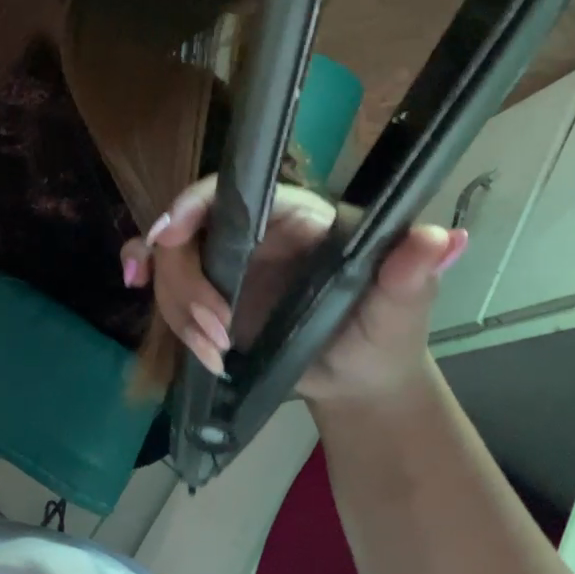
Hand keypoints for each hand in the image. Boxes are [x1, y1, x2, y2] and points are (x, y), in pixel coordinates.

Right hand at [123, 176, 466, 400]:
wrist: (352, 380)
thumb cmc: (381, 339)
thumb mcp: (399, 313)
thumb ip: (409, 277)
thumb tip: (441, 238)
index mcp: (293, 216)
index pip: (233, 193)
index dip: (193, 205)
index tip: (169, 235)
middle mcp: (250, 229)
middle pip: (188, 233)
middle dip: (188, 285)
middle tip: (218, 335)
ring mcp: (223, 259)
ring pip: (169, 264)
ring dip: (178, 308)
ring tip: (215, 353)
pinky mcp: (205, 288)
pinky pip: (160, 275)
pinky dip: (146, 281)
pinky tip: (133, 287)